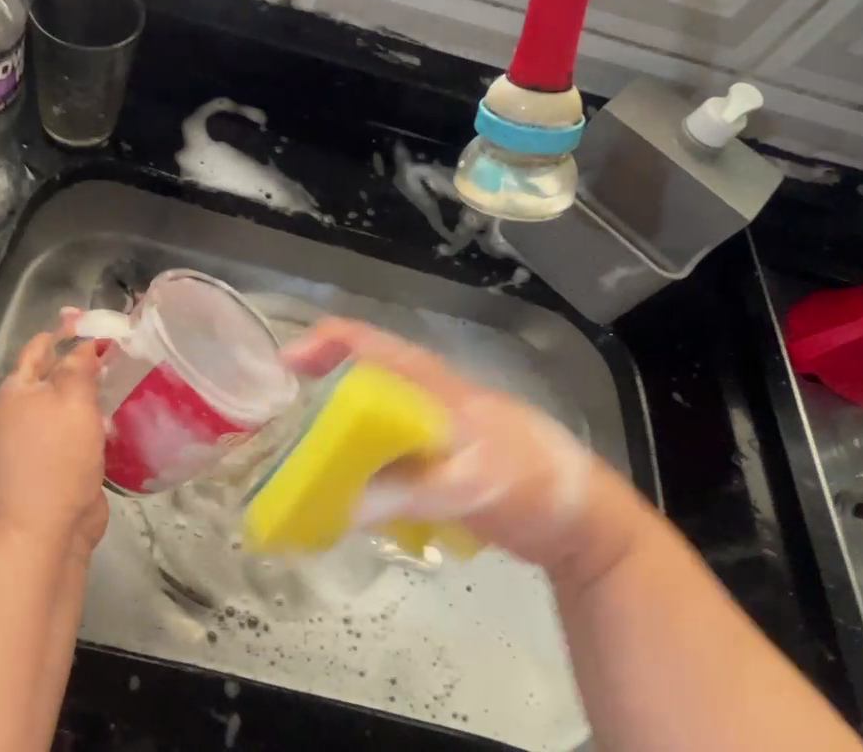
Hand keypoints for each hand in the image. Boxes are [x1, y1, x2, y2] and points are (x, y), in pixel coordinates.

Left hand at [0, 315, 108, 556]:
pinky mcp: (60, 469)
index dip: (67, 331)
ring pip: (72, 409)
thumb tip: (84, 342)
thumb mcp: (71, 401)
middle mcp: (24, 413)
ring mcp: (40, 444)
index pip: (41, 348)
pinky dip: (99, 428)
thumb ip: (79, 366)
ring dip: (95, 398)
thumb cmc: (54, 457)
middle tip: (124, 350)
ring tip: (130, 381)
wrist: (42, 532)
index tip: (99, 321)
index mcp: (17, 391)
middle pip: (57, 377)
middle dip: (86, 364)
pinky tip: (122, 424)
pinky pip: (81, 437)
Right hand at [279, 318, 600, 569]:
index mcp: (434, 385)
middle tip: (278, 415)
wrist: (584, 519)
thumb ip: (405, 492)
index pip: (369, 343)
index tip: (281, 364)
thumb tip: (336, 506)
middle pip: (363, 374)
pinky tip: (349, 483)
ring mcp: (438, 424)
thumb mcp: (469, 488)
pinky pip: (389, 444)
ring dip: (337, 422)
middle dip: (318, 383)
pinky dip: (361, 454)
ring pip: (374, 410)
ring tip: (302, 450)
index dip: (322, 342)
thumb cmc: (532, 485)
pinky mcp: (444, 454)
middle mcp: (430, 395)